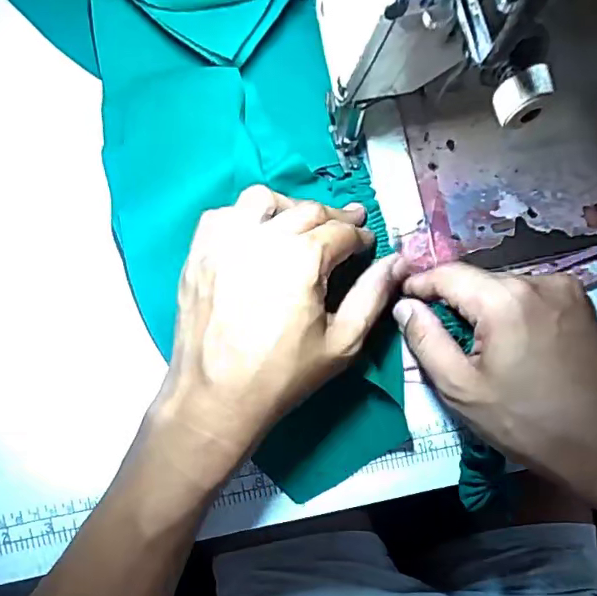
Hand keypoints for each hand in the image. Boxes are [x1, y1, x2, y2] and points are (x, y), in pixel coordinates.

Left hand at [153, 186, 397, 482]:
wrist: (217, 395)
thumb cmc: (284, 374)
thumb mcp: (343, 342)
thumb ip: (373, 296)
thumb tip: (396, 262)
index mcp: (304, 258)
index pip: (342, 231)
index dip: (360, 236)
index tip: (366, 245)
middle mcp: (264, 237)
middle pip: (308, 210)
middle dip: (333, 218)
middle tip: (346, 230)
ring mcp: (226, 240)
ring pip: (264, 200)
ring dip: (290, 208)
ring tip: (300, 227)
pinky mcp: (199, 250)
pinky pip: (226, 213)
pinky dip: (247, 216)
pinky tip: (258, 237)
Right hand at [393, 261, 596, 520]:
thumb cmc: (530, 425)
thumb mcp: (464, 390)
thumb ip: (427, 342)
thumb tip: (405, 307)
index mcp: (506, 298)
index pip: (448, 273)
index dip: (419, 286)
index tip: (402, 303)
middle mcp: (540, 281)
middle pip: (480, 282)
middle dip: (455, 304)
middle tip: (438, 339)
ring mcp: (568, 291)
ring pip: (507, 292)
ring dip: (486, 313)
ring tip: (480, 353)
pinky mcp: (583, 307)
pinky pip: (533, 301)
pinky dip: (514, 317)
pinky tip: (515, 351)